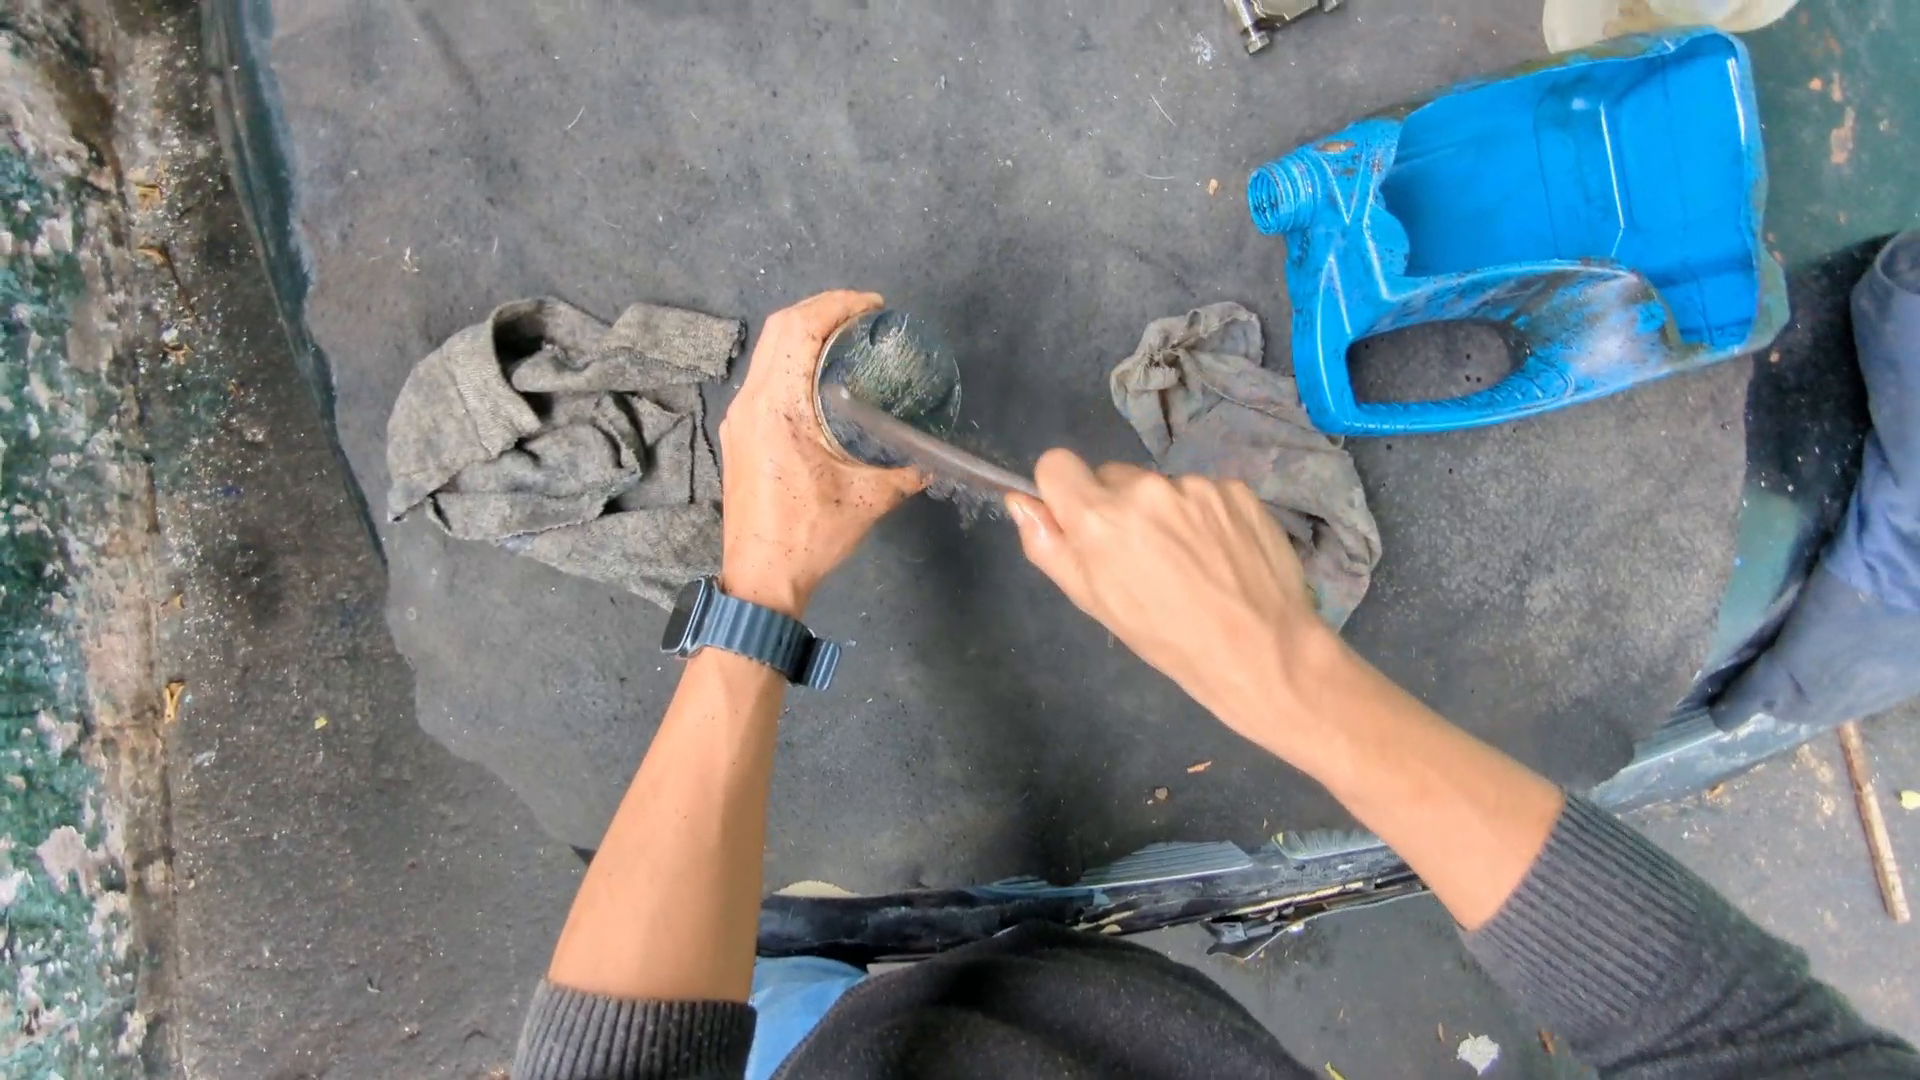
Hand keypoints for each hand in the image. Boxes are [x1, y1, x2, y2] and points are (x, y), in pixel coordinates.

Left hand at [719, 291, 925, 615]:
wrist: (759, 580)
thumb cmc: (809, 537)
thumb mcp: (867, 501)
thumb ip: (905, 473)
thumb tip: (932, 460)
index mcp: (777, 409)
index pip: (797, 330)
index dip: (836, 305)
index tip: (873, 306)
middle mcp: (750, 403)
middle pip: (777, 329)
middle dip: (821, 309)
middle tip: (862, 315)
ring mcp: (739, 418)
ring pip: (767, 352)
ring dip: (804, 333)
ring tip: (846, 338)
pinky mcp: (740, 434)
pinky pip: (764, 377)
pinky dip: (793, 360)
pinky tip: (823, 377)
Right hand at [1005, 449, 1343, 747]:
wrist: (1261, 650)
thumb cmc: (1165, 638)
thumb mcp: (1093, 602)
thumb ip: (1048, 547)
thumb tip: (1020, 503)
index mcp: (1100, 517)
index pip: (1055, 464)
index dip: (1062, 492)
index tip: (1079, 521)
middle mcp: (1145, 488)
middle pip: (1109, 476)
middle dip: (1114, 507)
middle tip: (1140, 557)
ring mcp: (1195, 485)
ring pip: (1157, 486)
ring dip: (1161, 512)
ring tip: (1187, 561)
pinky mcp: (1236, 488)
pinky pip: (1200, 491)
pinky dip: (1202, 515)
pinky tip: (1218, 553)